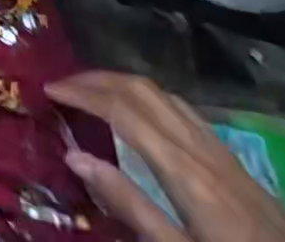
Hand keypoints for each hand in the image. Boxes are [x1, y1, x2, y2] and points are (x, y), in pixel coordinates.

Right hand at [46, 72, 284, 241]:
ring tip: (91, 93)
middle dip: (96, 79)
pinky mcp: (236, 166)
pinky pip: (184, 113)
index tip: (47, 89)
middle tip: (62, 85)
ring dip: (122, 84)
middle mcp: (202, 151)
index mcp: (184, 173)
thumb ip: (129, 205)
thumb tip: (74, 155)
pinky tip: (139, 115)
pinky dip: (149, 99)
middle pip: (142, 91)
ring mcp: (223, 155)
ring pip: (164, 96)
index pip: (122, 111)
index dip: (80, 93)